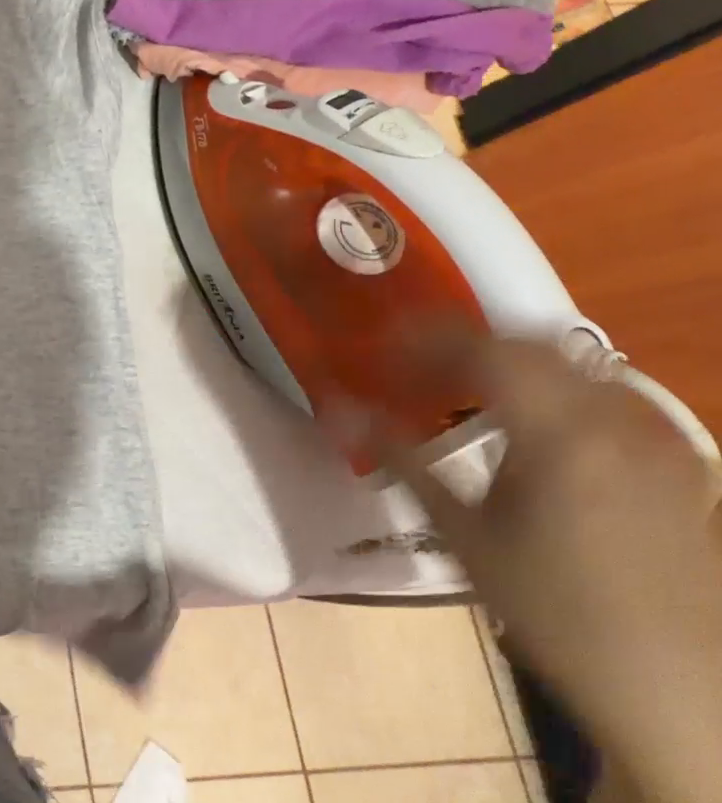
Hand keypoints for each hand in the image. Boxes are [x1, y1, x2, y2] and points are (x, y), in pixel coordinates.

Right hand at [351, 335, 721, 802]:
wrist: (666, 676)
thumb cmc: (547, 605)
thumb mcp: (459, 532)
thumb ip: (399, 458)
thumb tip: (336, 410)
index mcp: (559, 434)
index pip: (485, 350)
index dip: (425, 337)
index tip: (378, 346)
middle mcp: (615, 421)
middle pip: (531, 347)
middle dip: (464, 344)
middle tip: (411, 364)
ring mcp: (656, 438)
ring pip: (574, 365)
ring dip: (510, 361)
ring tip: (460, 384)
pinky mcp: (676, 460)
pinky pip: (607, 395)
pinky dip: (556, 386)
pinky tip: (529, 417)